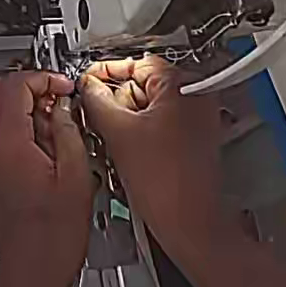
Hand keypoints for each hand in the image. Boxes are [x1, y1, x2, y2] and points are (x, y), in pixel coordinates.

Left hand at [0, 72, 94, 286]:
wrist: (30, 275)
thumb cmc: (50, 239)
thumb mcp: (76, 176)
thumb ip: (68, 130)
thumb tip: (65, 106)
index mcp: (8, 143)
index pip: (16, 85)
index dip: (44, 78)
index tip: (64, 87)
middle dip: (31, 85)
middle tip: (59, 97)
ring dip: (25, 104)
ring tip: (57, 124)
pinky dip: (20, 124)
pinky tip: (48, 144)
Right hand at [78, 57, 236, 263]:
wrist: (189, 223)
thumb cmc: (167, 185)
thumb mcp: (118, 132)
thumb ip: (96, 100)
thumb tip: (87, 86)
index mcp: (183, 85)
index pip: (136, 62)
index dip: (106, 71)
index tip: (89, 80)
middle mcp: (197, 96)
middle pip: (142, 84)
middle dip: (117, 100)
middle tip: (97, 115)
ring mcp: (198, 118)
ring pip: (149, 106)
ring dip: (127, 118)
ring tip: (116, 140)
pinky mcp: (194, 138)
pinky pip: (160, 123)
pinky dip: (141, 131)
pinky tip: (130, 150)